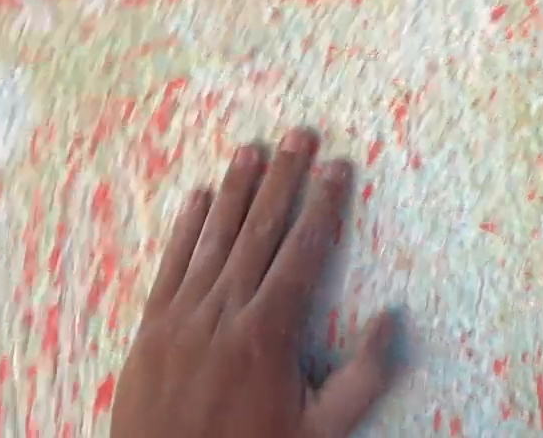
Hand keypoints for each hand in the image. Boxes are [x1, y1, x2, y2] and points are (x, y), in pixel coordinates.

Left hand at [111, 128, 397, 437]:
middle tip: (300, 135)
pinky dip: (186, 226)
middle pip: (261, 229)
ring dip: (236, 188)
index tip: (338, 166)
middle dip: (284, 177)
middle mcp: (226, 311)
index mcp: (269, 332)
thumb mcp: (318, 434)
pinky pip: (172, 263)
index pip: (304, 250)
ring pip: (216, 236)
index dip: (324, 204)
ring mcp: (184, 315)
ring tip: (252, 148)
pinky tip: (199, 195)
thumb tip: (391, 317)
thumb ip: (362, 378)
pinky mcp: (152, 325)